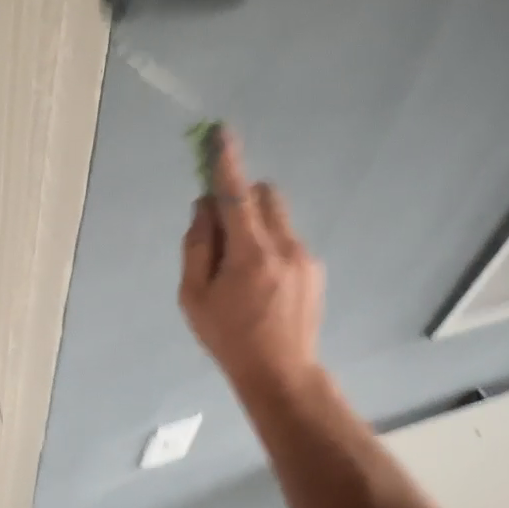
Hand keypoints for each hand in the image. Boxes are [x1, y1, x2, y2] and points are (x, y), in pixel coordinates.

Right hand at [178, 129, 324, 385]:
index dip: (226, 163)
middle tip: (221, 226)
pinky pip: (286, 237)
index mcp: (250, 255)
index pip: (236, 195)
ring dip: (254, 222)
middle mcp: (284, 247)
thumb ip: (197, 245)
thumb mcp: (194, 295)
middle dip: (241, 197)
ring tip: (240, 265)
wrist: (281, 373)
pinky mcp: (315, 268)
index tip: (220, 133)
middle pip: (264, 194)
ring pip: (276, 215)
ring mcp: (305, 257)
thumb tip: (205, 207)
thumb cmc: (228, 336)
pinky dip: (267, 242)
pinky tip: (259, 282)